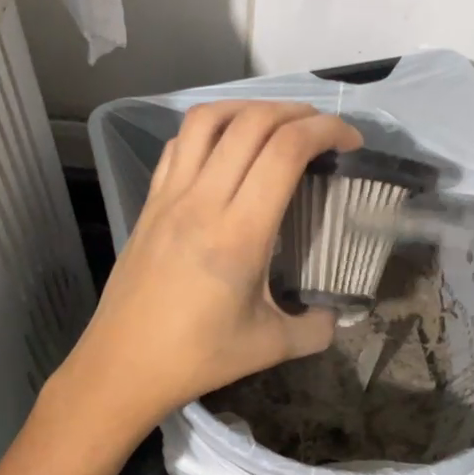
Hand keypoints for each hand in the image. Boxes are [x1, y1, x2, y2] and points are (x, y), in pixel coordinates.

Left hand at [53, 101, 363, 432]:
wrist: (123, 365)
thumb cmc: (198, 357)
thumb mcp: (270, 348)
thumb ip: (316, 329)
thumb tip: (338, 316)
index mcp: (239, 233)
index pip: (285, 151)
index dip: (325, 131)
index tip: (350, 140)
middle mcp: (203, 201)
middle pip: (251, 123)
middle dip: (296, 112)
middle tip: (323, 128)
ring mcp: (170, 197)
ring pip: (207, 120)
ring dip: (248, 108)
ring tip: (276, 122)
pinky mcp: (149, 203)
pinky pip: (179, 145)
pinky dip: (209, 129)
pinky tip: (226, 148)